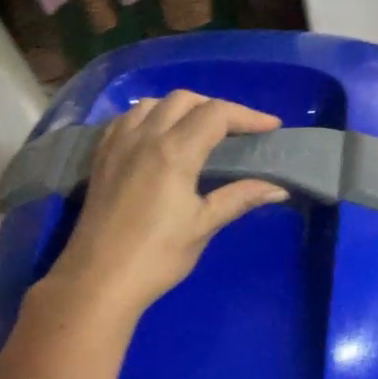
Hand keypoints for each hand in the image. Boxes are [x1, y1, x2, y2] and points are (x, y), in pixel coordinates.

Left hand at [43, 90, 286, 318]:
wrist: (98, 278)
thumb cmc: (158, 256)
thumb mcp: (204, 226)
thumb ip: (240, 198)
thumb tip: (278, 188)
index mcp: (174, 152)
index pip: (216, 114)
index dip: (248, 116)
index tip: (271, 127)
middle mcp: (144, 136)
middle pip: (184, 100)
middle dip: (217, 108)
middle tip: (241, 131)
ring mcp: (118, 143)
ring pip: (153, 103)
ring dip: (182, 108)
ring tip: (202, 131)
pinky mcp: (102, 156)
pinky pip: (128, 118)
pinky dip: (152, 116)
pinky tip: (161, 136)